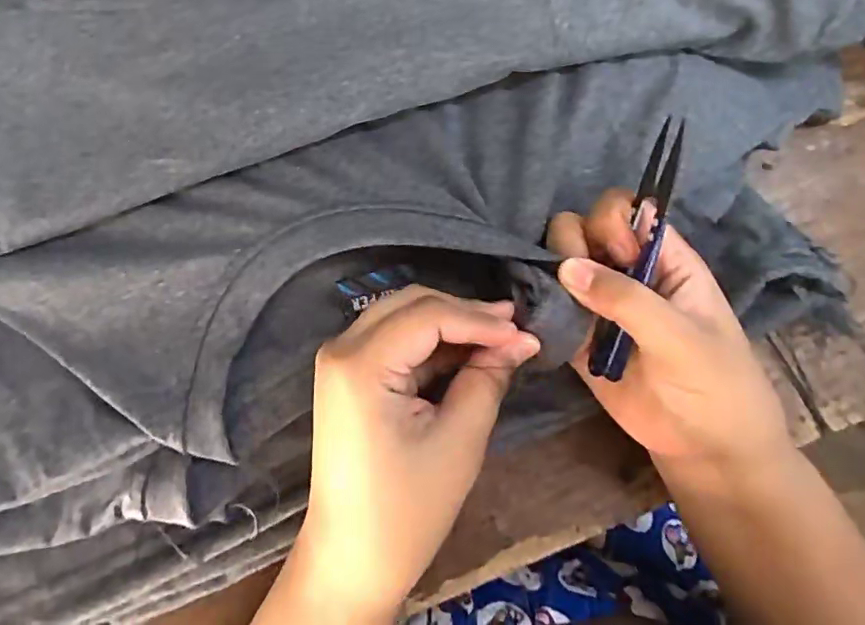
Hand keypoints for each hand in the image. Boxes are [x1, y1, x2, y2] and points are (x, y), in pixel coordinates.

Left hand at [264, 287, 540, 622]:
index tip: (524, 330)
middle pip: (411, 304)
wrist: (351, 559)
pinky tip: (466, 349)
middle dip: (464, 313)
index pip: (427, 315)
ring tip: (499, 333)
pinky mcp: (347, 373)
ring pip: (402, 315)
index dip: (478, 320)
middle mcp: (342, 347)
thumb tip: (520, 340)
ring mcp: (340, 358)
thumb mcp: (458, 442)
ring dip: (449, 322)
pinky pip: (393, 338)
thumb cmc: (406, 510)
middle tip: (515, 326)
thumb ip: (487, 379)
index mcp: (360, 363)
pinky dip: (431, 341)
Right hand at [547, 189, 794, 484]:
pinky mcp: (578, 333)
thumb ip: (627, 299)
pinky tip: (543, 318)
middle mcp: (628, 270)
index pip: (626, 211)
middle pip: (583, 227)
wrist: (709, 454)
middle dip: (574, 243)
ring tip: (563, 304)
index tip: (618, 254)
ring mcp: (600, 301)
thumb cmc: (717, 386)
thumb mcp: (682, 338)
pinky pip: (551, 303)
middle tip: (582, 283)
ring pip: (561, 260)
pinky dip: (541, 303)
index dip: (612, 222)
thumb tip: (565, 267)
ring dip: (552, 271)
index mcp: (664, 259)